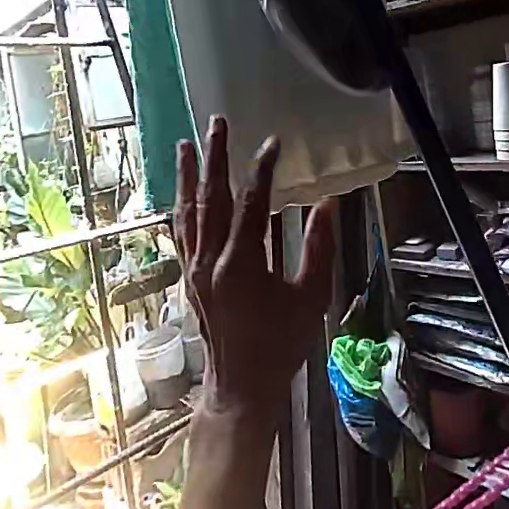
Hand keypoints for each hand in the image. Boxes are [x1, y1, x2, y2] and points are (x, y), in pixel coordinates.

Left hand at [174, 116, 336, 430]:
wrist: (241, 385)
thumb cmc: (281, 342)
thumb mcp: (310, 297)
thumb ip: (319, 248)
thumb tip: (328, 203)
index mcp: (242, 265)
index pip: (251, 203)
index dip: (262, 169)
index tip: (273, 142)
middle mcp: (210, 260)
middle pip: (211, 197)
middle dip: (214, 157)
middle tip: (216, 123)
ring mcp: (193, 267)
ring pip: (188, 211)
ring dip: (188, 175)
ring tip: (186, 144)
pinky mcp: (187, 275)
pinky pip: (180, 232)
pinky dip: (180, 206)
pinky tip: (180, 190)